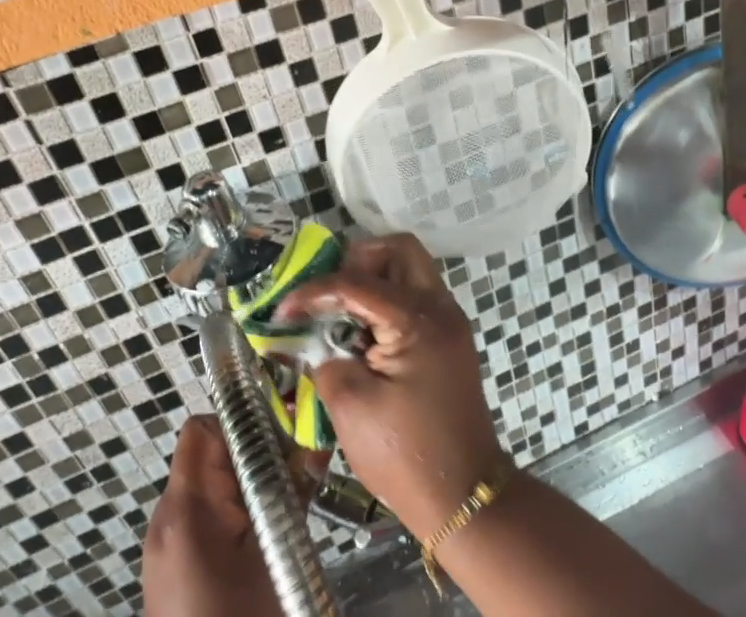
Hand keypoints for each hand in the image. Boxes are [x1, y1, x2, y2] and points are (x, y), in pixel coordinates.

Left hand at [142, 416, 279, 616]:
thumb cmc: (242, 615)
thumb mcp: (276, 554)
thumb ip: (292, 493)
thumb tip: (316, 444)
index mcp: (186, 507)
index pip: (202, 430)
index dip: (242, 422)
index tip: (284, 434)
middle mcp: (165, 517)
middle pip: (206, 456)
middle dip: (252, 453)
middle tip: (297, 465)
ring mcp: (163, 544)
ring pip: (207, 486)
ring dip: (246, 483)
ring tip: (286, 498)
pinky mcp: (169, 567)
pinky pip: (201, 516)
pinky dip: (232, 510)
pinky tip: (263, 532)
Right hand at [277, 234, 503, 536]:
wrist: (461, 494)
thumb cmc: (403, 452)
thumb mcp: (350, 406)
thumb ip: (327, 360)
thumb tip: (321, 344)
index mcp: (418, 319)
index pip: (358, 281)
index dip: (314, 291)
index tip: (283, 310)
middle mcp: (441, 309)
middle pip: (399, 251)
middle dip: (358, 262)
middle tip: (329, 295)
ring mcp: (450, 325)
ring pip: (410, 272)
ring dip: (373, 282)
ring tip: (340, 317)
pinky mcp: (448, 343)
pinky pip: (416, 301)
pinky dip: (386, 305)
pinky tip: (360, 338)